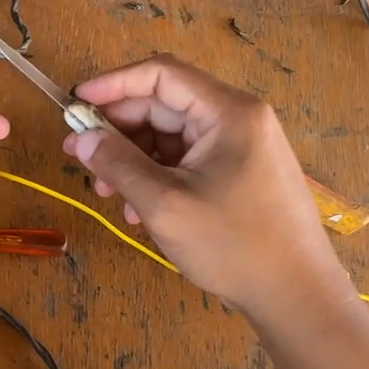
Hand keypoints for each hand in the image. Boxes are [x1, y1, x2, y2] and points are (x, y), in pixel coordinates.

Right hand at [61, 55, 350, 320]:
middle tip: (79, 156)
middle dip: (118, 130)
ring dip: (133, 159)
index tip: (73, 103)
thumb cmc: (232, 245)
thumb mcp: (164, 205)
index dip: (112, 84)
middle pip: (163, 105)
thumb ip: (118, 165)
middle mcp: (236, 118)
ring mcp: (239, 146)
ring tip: (108, 194)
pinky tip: (140, 210)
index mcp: (227, 112)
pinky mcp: (237, 172)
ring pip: (170, 136)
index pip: (161, 75)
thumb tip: (80, 138)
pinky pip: (185, 160)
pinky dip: (156, 177)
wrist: (296, 293)